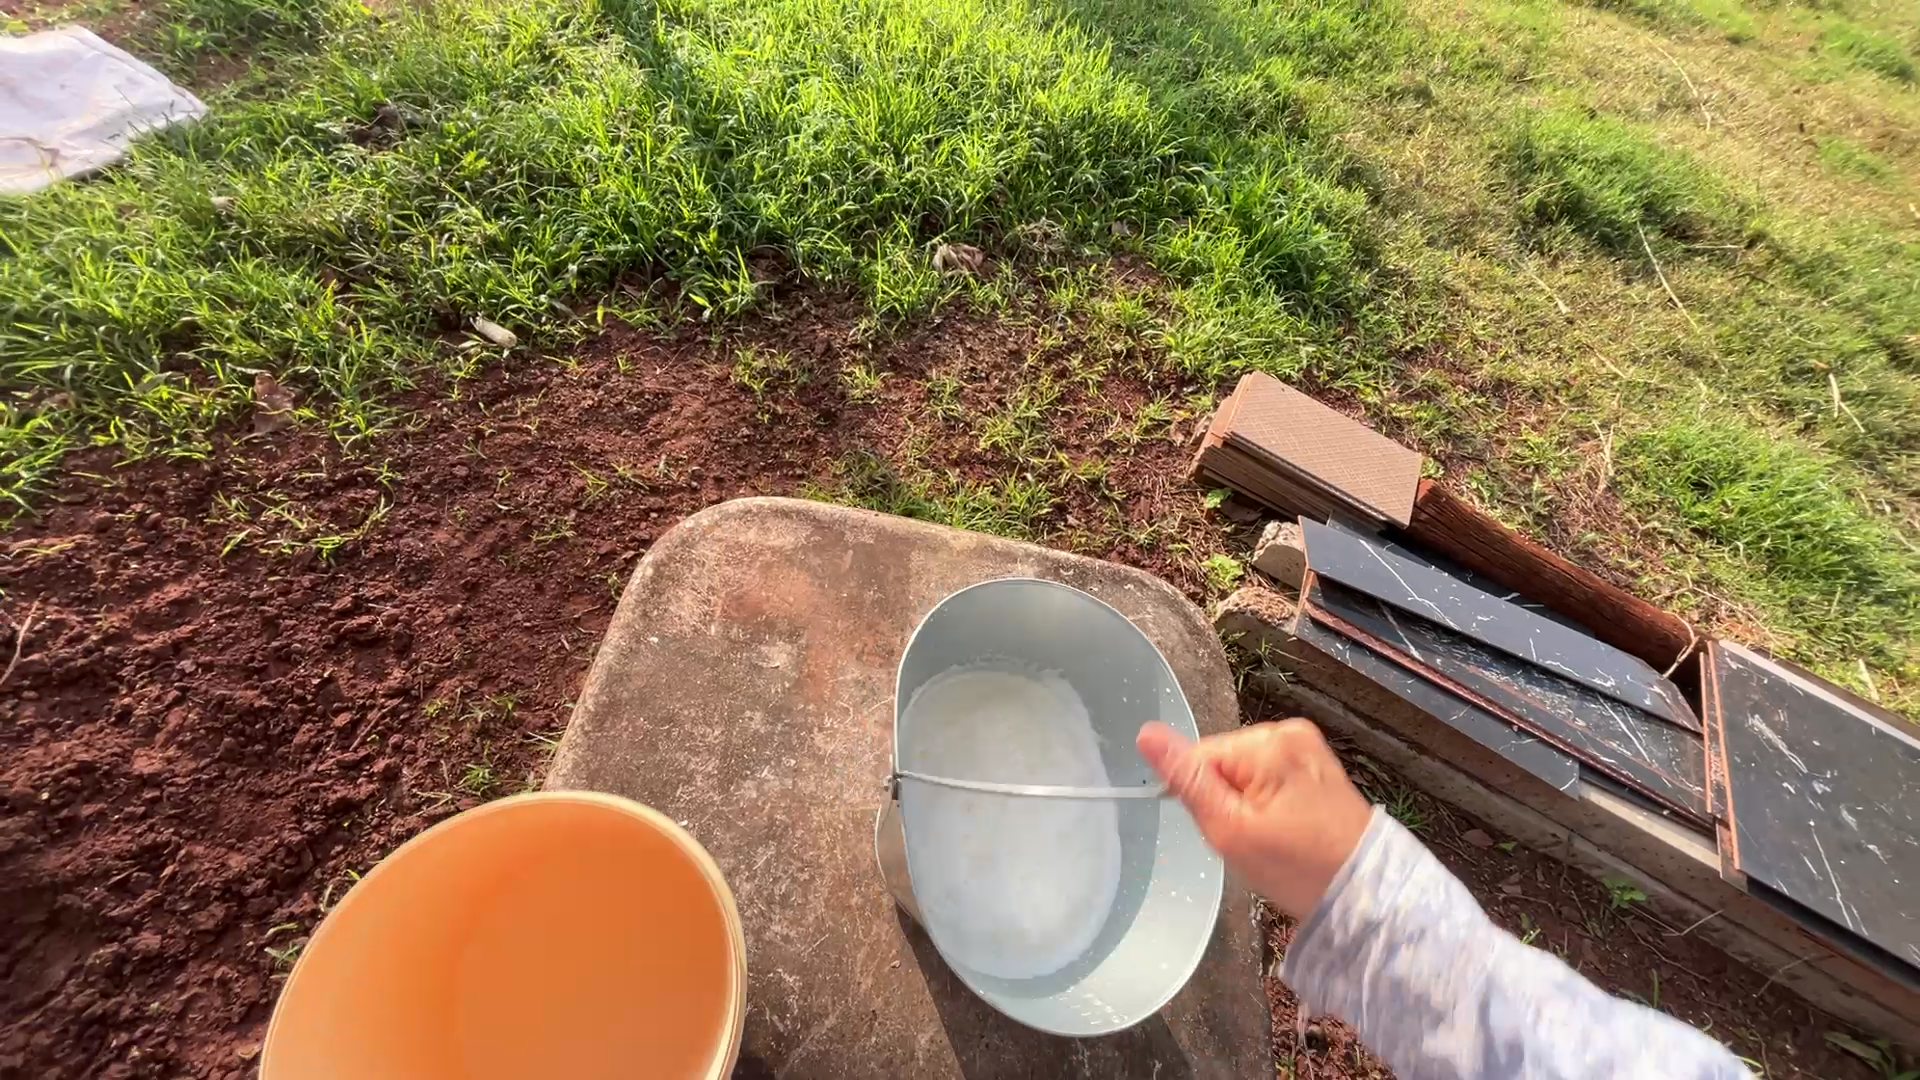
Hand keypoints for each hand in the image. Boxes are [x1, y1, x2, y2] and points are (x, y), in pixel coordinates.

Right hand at [1137, 718, 1373, 920]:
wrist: (1369, 899)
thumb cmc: (1298, 869)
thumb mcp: (1230, 830)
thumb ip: (1187, 778)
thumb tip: (1146, 732)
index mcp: (1266, 742)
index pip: (1200, 758)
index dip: (1205, 798)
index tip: (1232, 830)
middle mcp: (1288, 731)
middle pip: (1223, 761)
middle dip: (1228, 799)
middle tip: (1253, 839)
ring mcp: (1307, 745)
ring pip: (1244, 769)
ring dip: (1247, 800)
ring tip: (1274, 835)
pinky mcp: (1318, 762)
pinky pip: (1269, 773)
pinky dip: (1269, 799)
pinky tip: (1287, 825)